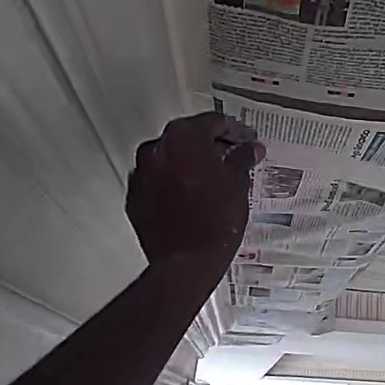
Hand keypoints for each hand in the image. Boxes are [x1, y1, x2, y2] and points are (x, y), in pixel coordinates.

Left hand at [127, 112, 261, 279]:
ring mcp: (142, 173)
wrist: (187, 262)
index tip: (244, 140)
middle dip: (210, 144)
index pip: (213, 122)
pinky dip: (172, 183)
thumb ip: (242, 159)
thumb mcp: (238, 183)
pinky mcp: (135, 198)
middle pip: (188, 136)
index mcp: (184, 138)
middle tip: (230, 155)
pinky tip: (191, 196)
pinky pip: (156, 182)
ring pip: (169, 158)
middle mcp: (157, 149)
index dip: (234, 131)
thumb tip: (249, 150)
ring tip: (212, 179)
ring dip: (189, 163)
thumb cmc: (213, 223)